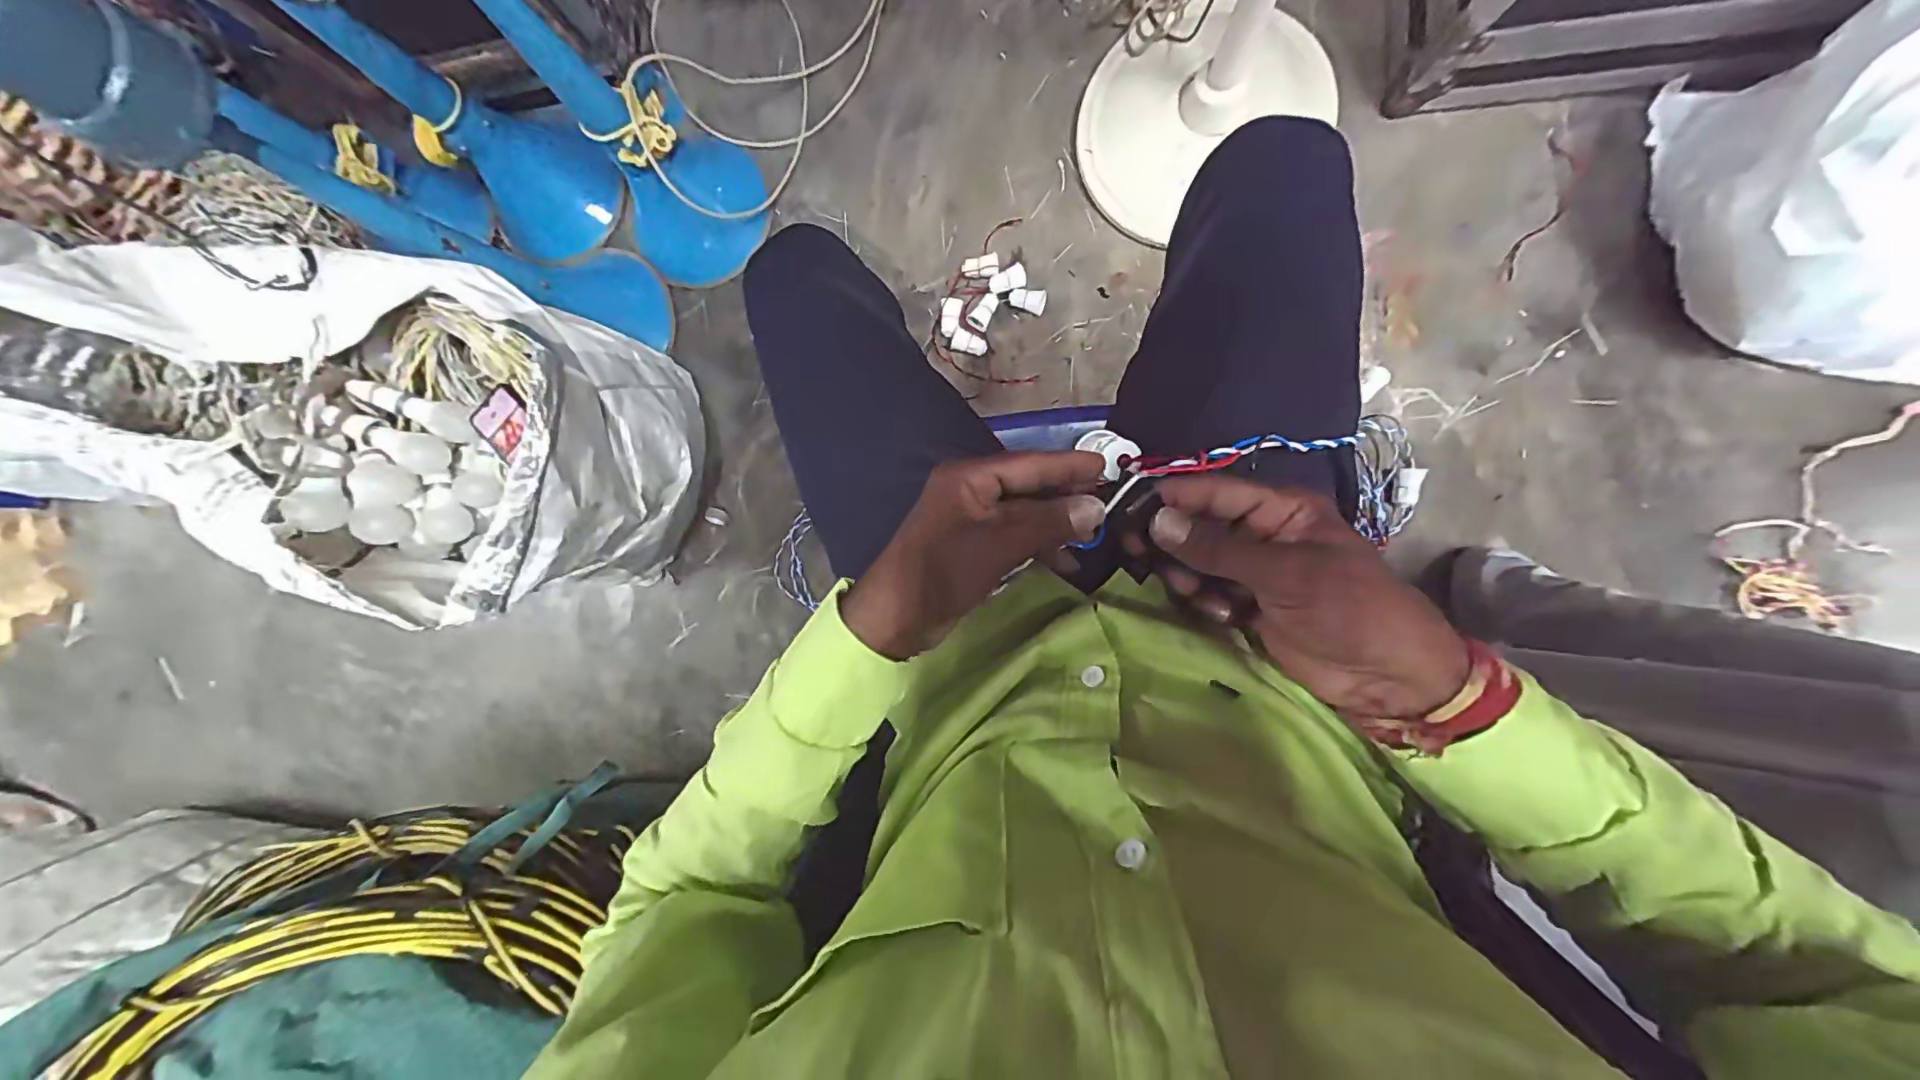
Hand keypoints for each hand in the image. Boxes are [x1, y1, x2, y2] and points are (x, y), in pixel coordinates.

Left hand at [841, 452, 1107, 659]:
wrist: (897, 617)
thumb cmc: (944, 571)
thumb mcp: (1000, 543)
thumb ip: (1048, 522)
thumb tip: (1095, 507)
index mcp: (970, 477)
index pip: (1030, 464)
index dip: (1070, 466)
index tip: (1108, 468)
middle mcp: (971, 490)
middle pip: (1029, 487)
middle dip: (1067, 497)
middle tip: (1109, 503)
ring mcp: (971, 519)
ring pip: (1025, 513)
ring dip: (1056, 525)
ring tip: (1092, 536)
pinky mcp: (974, 546)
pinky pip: (1015, 536)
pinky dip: (1039, 545)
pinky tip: (1064, 561)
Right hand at [1136, 475, 1468, 719]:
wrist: (1386, 677)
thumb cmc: (1348, 609)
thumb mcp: (1284, 573)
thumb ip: (1218, 548)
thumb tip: (1158, 521)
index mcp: (1281, 511)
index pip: (1216, 492)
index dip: (1175, 496)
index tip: (1130, 506)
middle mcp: (1262, 534)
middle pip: (1200, 526)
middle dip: (1174, 541)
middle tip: (1141, 554)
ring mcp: (1253, 572)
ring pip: (1198, 561)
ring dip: (1188, 576)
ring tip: (1192, 593)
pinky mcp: (1247, 605)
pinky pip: (1208, 592)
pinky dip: (1206, 602)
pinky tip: (1225, 616)